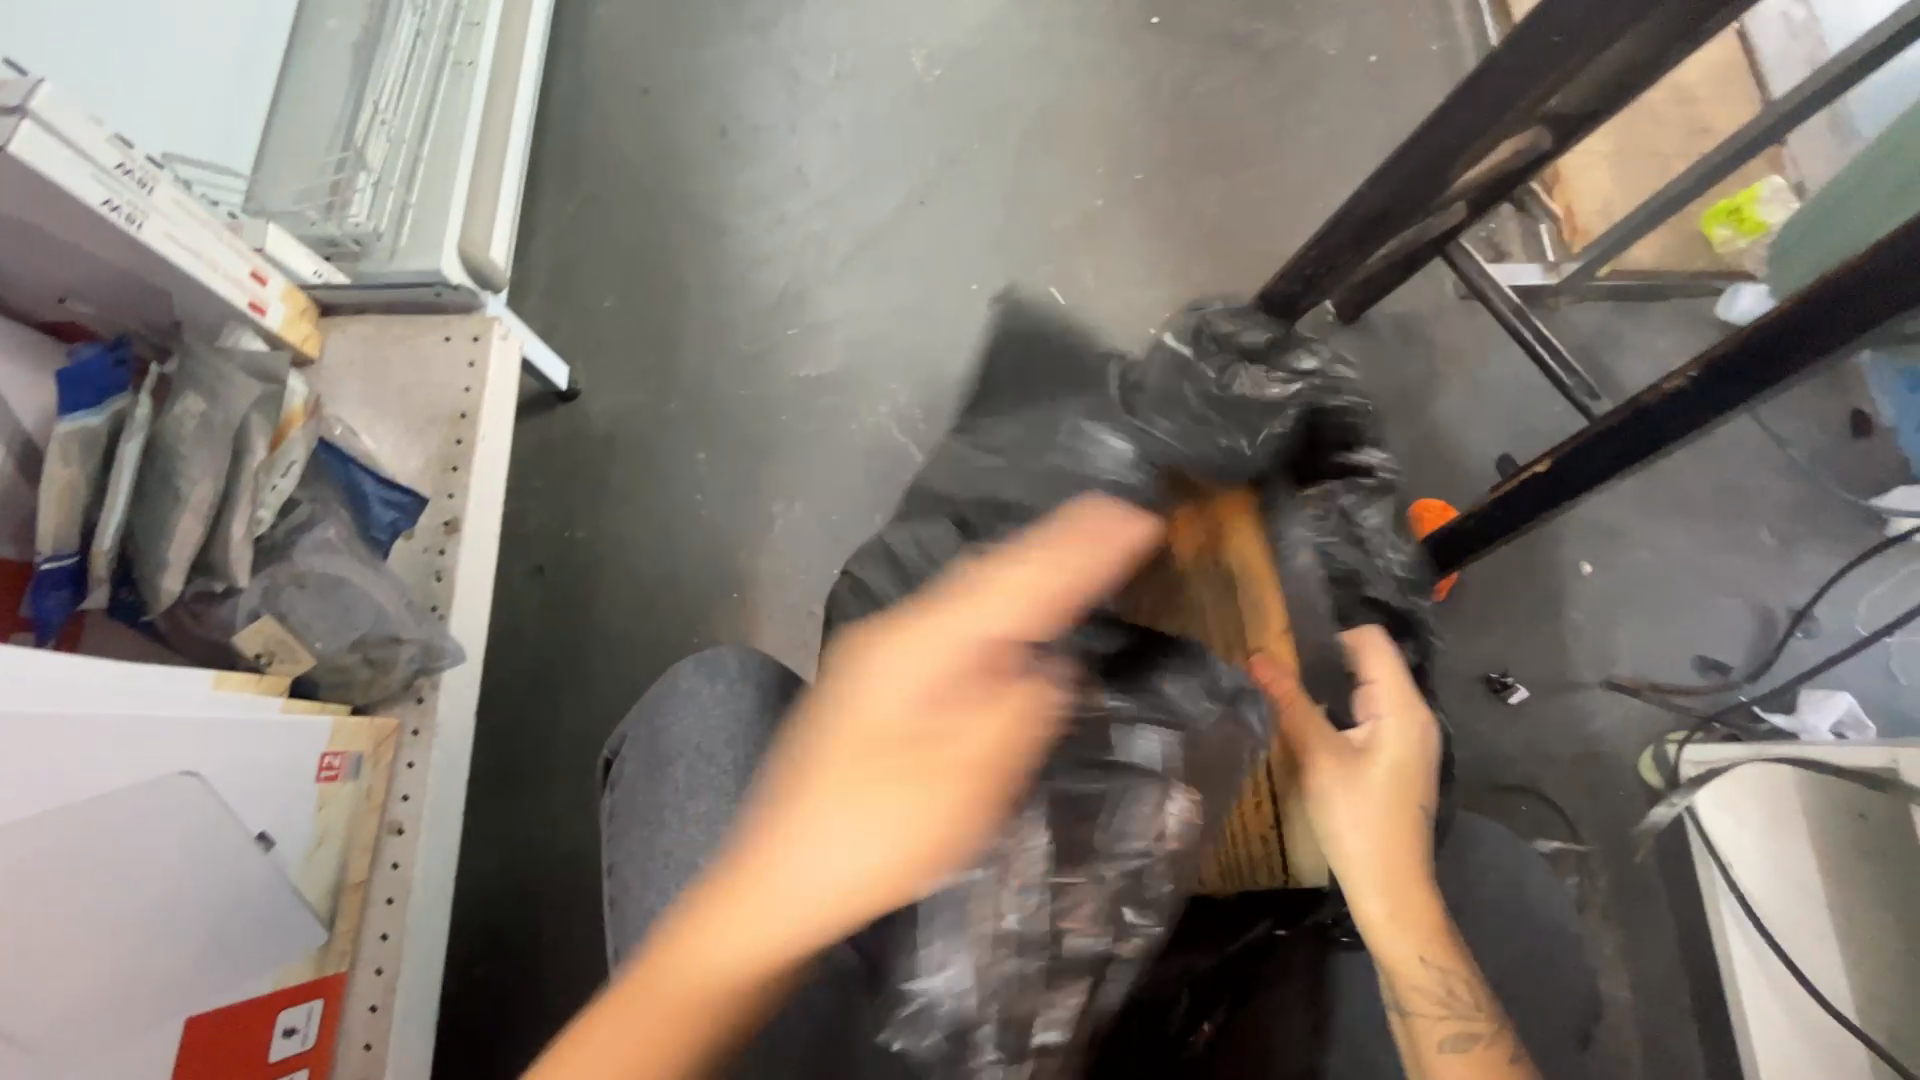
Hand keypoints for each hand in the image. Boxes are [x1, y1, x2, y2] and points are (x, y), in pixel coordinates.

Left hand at [702, 495, 1165, 970]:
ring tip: (1082, 544)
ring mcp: (881, 655)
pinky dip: (1000, 602)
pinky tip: (1015, 605)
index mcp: (915, 651)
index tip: (1133, 518)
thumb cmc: (868, 841)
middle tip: (1119, 519)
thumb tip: (1054, 667)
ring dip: (1028, 567)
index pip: (1013, 586)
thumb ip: (1012, 718)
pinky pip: (955, 621)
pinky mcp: (878, 679)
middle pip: (987, 575)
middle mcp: (895, 635)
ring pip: (969, 594)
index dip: (1076, 552)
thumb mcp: (955, 792)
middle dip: (1056, 544)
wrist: (776, 881)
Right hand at [1250, 626, 1441, 928]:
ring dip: (1331, 683)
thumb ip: (1289, 701)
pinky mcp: (1401, 756)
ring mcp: (1412, 737)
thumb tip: (1256, 656)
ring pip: (1370, 687)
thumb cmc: (1356, 818)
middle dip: (1324, 657)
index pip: (1370, 640)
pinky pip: (1372, 712)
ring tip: (1286, 688)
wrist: (1390, 886)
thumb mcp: (1317, 755)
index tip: (1286, 644)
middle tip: (1277, 664)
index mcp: (1402, 707)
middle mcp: (1416, 714)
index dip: (1328, 634)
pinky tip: (1312, 723)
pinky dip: (1342, 707)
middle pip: (1371, 661)